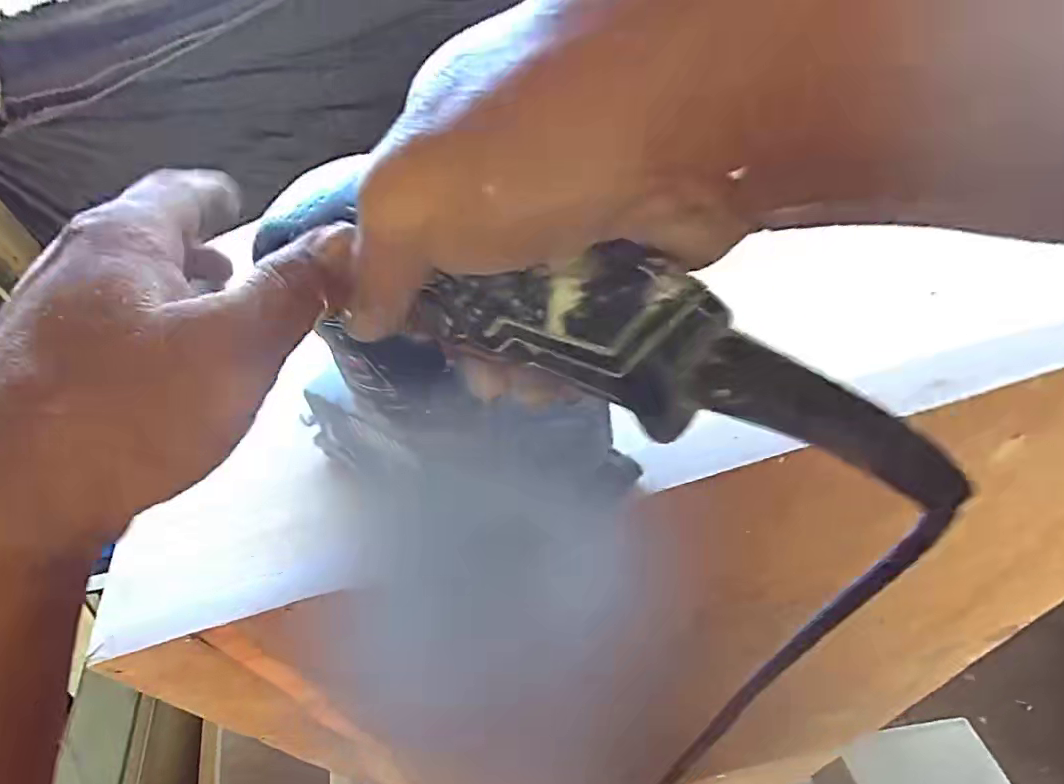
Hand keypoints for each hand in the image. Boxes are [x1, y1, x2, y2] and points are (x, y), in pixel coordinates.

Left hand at [0, 170, 351, 546]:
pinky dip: (139, 353)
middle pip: (146, 246)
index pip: (182, 192)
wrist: (2, 501)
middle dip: (198, 259)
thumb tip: (343, 240)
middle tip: (237, 282)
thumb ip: (288, 293)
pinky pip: (101, 349)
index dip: (222, 197)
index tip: (244, 206)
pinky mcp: (30, 382)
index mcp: (122, 240)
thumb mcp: (231, 349)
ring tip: (205, 340)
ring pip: (121, 300)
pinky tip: (154, 396)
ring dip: (166, 310)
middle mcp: (72, 268)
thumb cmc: (126, 414)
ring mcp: (41, 326)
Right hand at [345, 0, 877, 339]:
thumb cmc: (531, 151)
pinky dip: (566, 355)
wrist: (701, 114)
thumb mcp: (411, 199)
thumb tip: (361, 319)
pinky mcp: (624, 248)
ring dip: (513, 360)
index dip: (399, 296)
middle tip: (477, 378)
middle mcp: (504, 178)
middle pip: (462, 285)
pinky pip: (577, 318)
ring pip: (520, 310)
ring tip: (522, 389)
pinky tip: (561, 382)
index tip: (413, 340)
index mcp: (443, 146)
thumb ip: (372, 263)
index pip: (400, 237)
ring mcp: (568, 213)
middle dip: (462, 342)